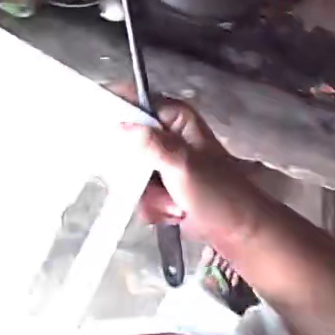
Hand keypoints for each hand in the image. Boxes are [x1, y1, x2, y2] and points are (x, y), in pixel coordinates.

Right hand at [115, 86, 268, 247]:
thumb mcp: (183, 164)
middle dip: (133, 169)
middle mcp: (168, 134)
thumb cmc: (218, 192)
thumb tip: (119, 126)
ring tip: (172, 204)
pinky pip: (141, 193)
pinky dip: (154, 207)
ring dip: (148, 194)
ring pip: (131, 172)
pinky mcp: (165, 187)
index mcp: (176, 117)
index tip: (92, 124)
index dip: (115, 109)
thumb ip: (151, 143)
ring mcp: (166, 162)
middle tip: (144, 181)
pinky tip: (173, 214)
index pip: (136, 100)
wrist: (242, 233)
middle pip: (128, 139)